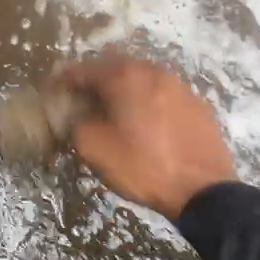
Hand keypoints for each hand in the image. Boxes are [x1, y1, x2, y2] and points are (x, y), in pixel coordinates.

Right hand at [61, 57, 236, 218]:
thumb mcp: (93, 149)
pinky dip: (150, 103)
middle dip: (96, 81)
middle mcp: (152, 72)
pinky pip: (164, 95)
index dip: (64, 81)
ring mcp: (179, 86)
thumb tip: (77, 116)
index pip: (82, 70)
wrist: (205, 192)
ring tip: (117, 111)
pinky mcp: (199, 105)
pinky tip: (148, 123)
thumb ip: (76, 124)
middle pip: (114, 68)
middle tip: (84, 100)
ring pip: (142, 79)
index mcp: (123, 77)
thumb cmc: (143, 166)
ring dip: (126, 90)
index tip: (54, 92)